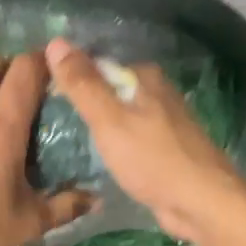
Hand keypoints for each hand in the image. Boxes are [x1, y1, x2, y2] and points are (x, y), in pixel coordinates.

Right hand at [46, 39, 245, 242]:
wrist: (202, 203)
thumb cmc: (153, 159)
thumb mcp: (109, 120)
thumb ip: (83, 85)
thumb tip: (55, 42)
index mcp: (145, 77)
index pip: (97, 66)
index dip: (70, 80)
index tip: (44, 100)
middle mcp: (157, 93)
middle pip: (109, 92)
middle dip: (84, 105)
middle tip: (50, 125)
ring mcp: (164, 123)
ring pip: (120, 117)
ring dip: (99, 128)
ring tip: (68, 143)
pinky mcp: (166, 150)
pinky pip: (130, 139)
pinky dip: (115, 146)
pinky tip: (101, 160)